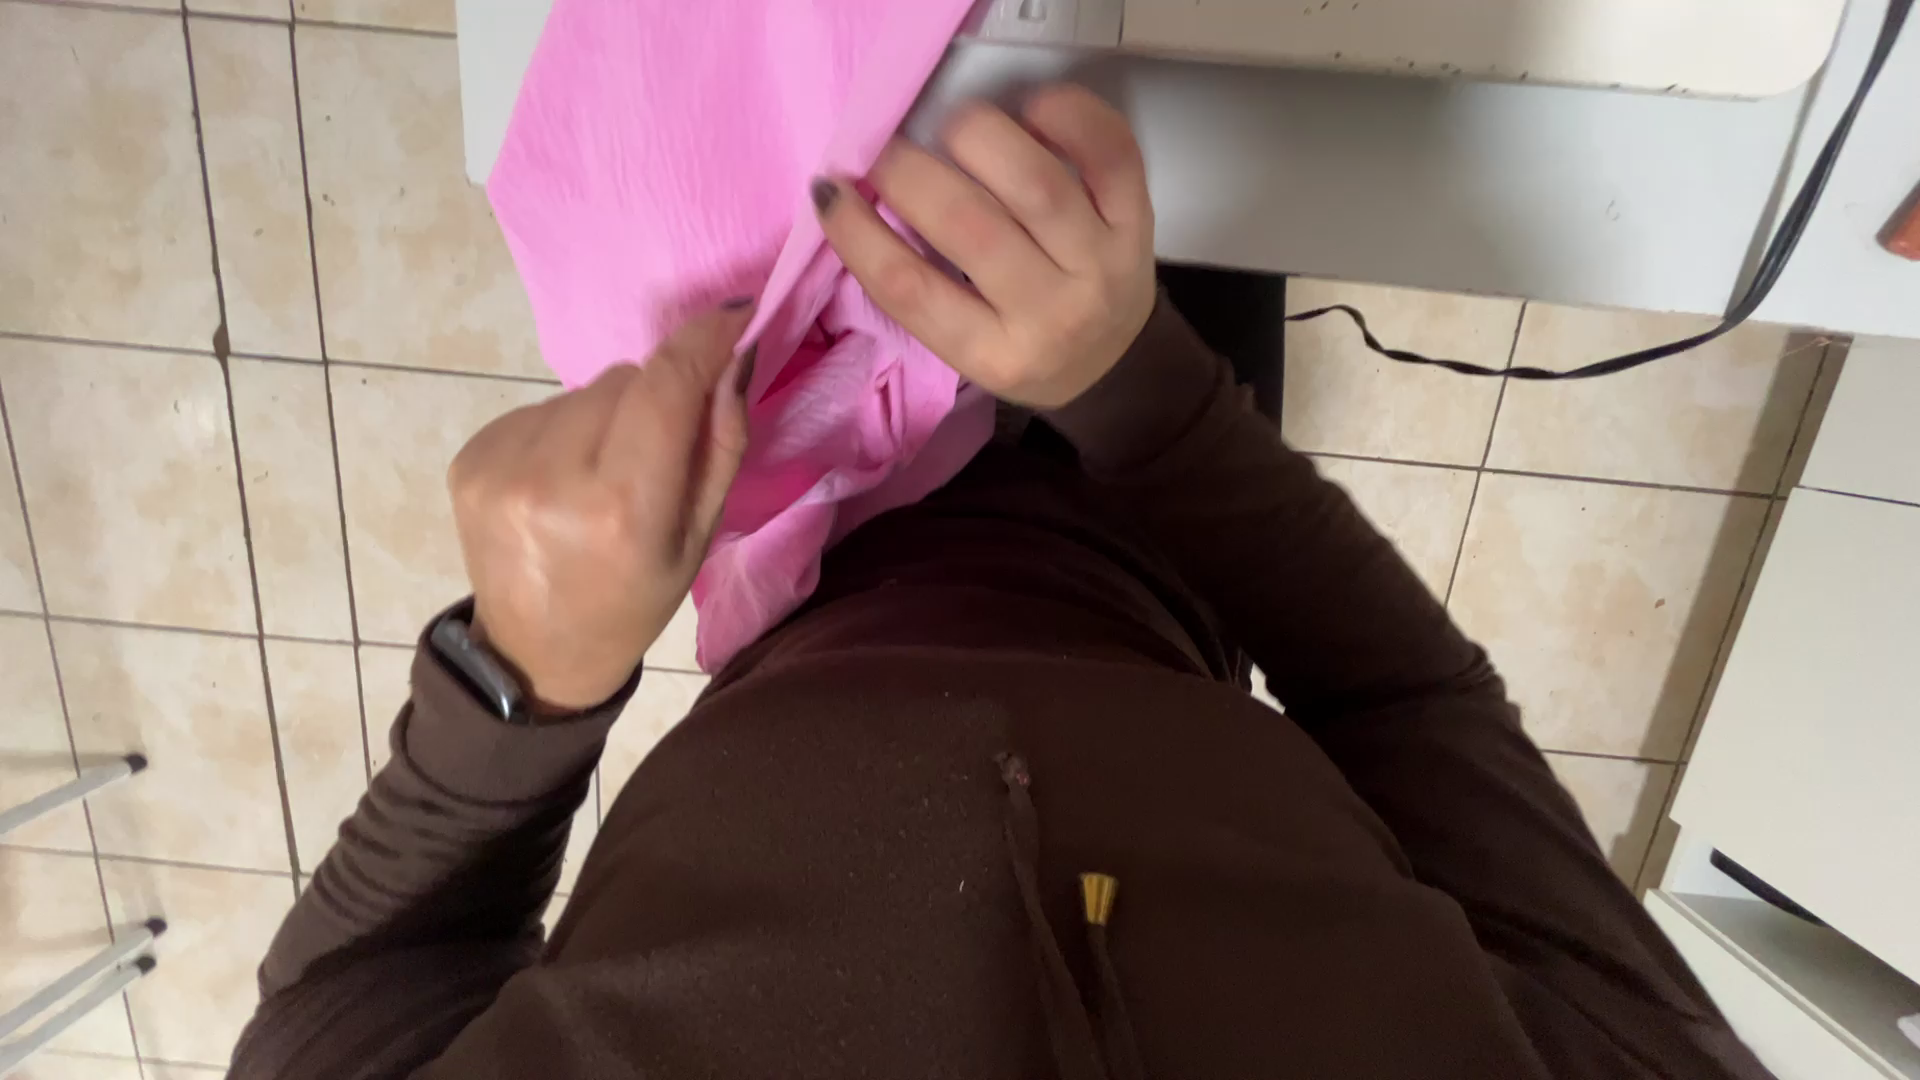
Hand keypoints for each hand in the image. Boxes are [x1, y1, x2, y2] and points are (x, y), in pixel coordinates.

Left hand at [446, 305, 753, 711]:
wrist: (537, 650)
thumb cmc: (639, 597)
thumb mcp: (701, 535)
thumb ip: (722, 445)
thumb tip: (733, 361)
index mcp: (623, 504)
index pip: (667, 386)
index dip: (705, 339)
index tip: (738, 311)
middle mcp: (554, 473)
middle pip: (628, 379)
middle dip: (661, 395)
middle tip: (664, 448)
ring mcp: (501, 460)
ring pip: (587, 389)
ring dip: (614, 412)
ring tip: (609, 470)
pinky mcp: (471, 454)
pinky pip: (546, 407)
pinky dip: (571, 428)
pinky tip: (568, 475)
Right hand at [813, 83, 1155, 408]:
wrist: (1114, 367)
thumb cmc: (1025, 353)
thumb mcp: (969, 349)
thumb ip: (924, 294)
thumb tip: (864, 205)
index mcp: (995, 355)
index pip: (912, 292)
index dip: (859, 234)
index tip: (830, 191)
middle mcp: (1049, 314)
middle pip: (970, 228)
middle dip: (909, 173)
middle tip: (885, 151)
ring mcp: (1100, 266)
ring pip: (1036, 184)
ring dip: (977, 136)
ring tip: (951, 126)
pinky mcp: (1137, 224)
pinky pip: (1110, 154)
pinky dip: (1067, 115)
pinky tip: (1030, 109)